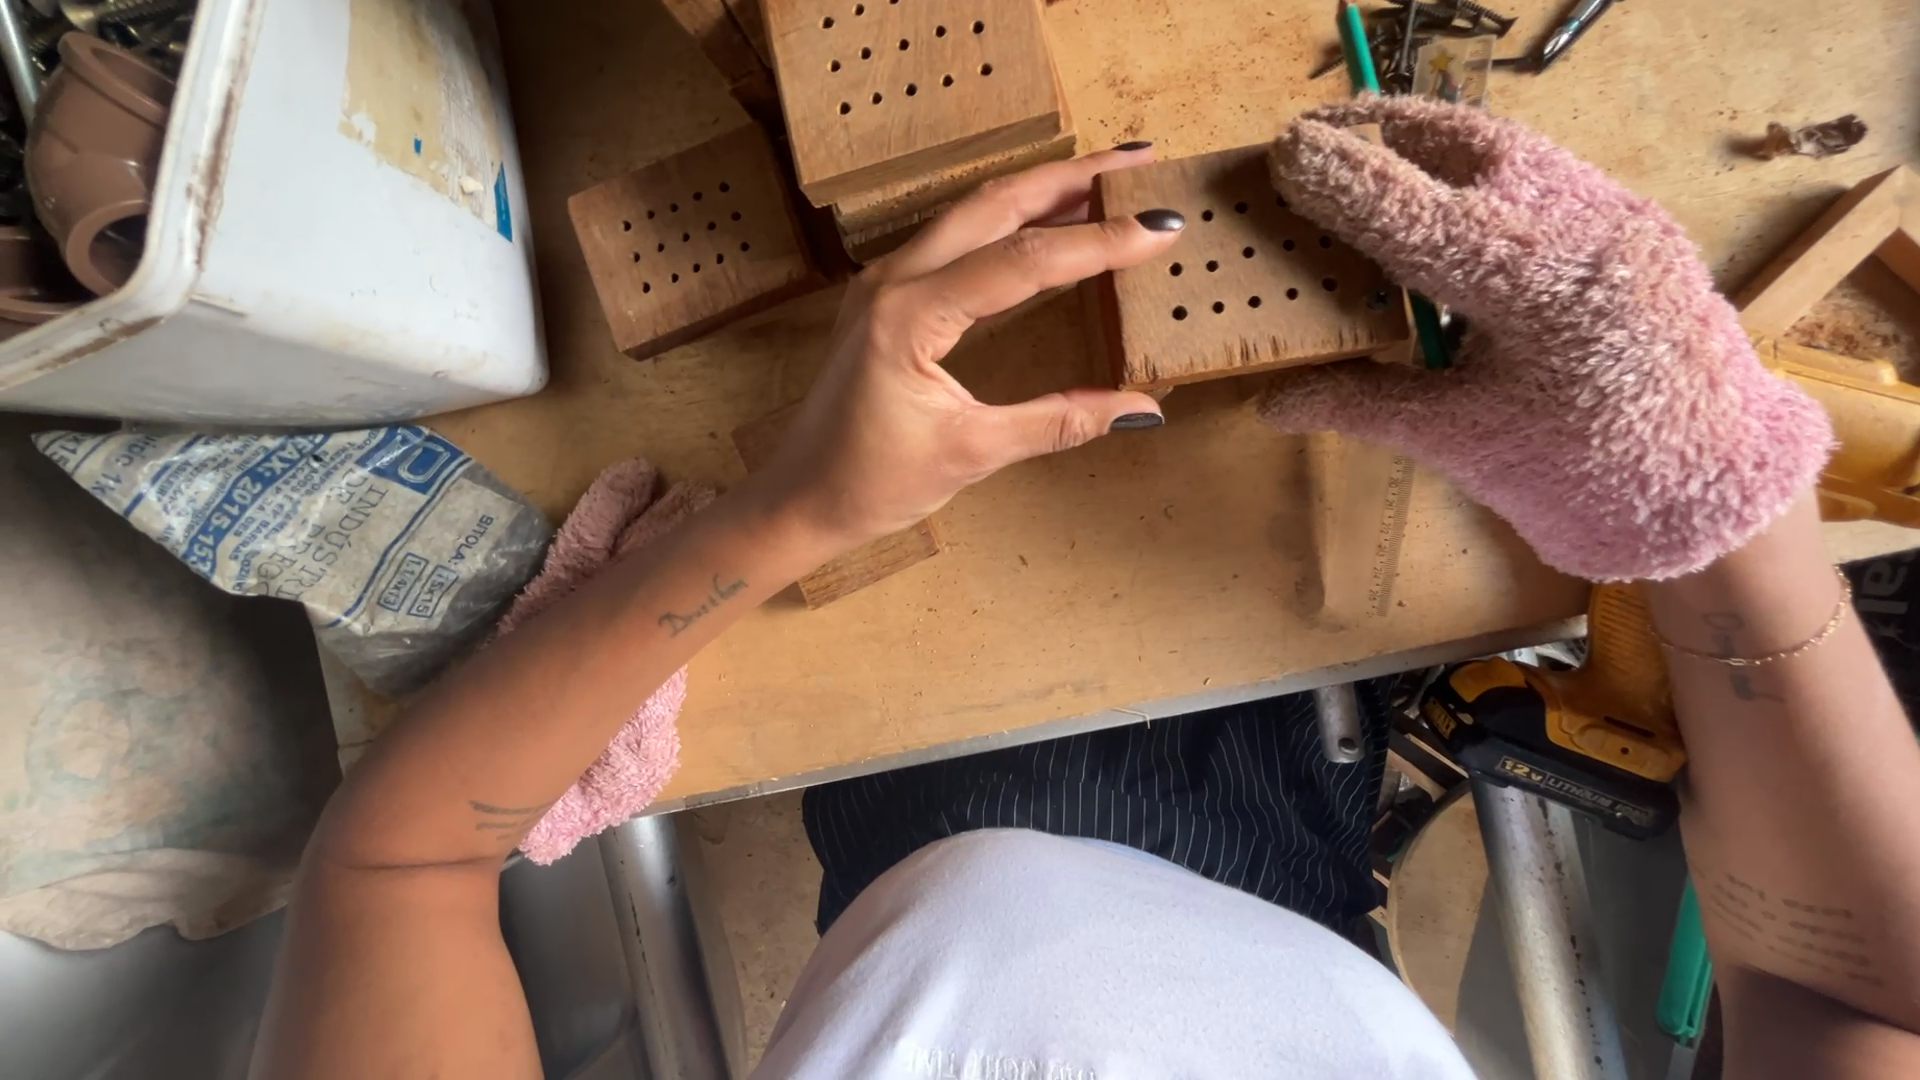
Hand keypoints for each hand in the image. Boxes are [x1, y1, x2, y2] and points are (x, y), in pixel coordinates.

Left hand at [754, 148, 1185, 551]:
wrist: (800, 498)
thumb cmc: (870, 483)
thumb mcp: (971, 454)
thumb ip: (1057, 422)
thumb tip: (1141, 410)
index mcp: (910, 315)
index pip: (1021, 261)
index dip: (1097, 243)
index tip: (1160, 229)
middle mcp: (893, 281)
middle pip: (993, 206)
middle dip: (1069, 180)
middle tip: (1137, 164)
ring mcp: (883, 284)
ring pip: (970, 215)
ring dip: (1037, 193)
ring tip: (1103, 182)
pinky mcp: (884, 298)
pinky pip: (952, 241)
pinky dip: (1004, 224)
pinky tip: (1039, 225)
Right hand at [1257, 97, 1832, 581]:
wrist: (1705, 483)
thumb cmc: (1579, 472)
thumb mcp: (1456, 440)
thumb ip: (1358, 406)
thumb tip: (1267, 403)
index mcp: (1548, 293)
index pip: (1425, 219)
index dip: (1350, 185)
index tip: (1285, 151)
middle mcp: (1591, 229)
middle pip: (1470, 148)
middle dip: (1381, 133)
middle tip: (1305, 138)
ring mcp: (1613, 215)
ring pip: (1502, 148)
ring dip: (1419, 144)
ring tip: (1349, 154)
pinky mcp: (1614, 221)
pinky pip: (1524, 172)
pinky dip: (1456, 172)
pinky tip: (1413, 198)